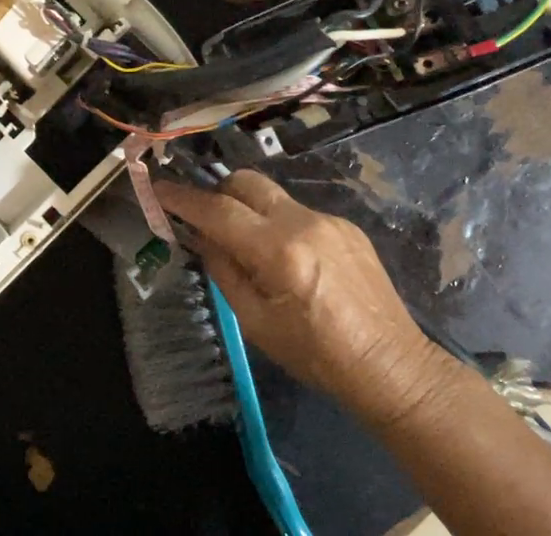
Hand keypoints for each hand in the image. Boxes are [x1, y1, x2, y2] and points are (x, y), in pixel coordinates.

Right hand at [154, 170, 451, 426]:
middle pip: (245, 182)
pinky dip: (278, 225)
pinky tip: (287, 260)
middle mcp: (304, 223)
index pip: (217, 210)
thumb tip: (199, 236)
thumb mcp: (255, 322)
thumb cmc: (315, 355)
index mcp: (278, 251)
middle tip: (203, 217)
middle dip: (216, 192)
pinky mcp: (347, 227)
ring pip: (272, 196)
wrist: (392, 368)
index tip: (157, 188)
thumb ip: (223, 269)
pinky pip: (297, 213)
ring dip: (248, 210)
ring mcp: (329, 221)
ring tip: (248, 246)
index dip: (182, 198)